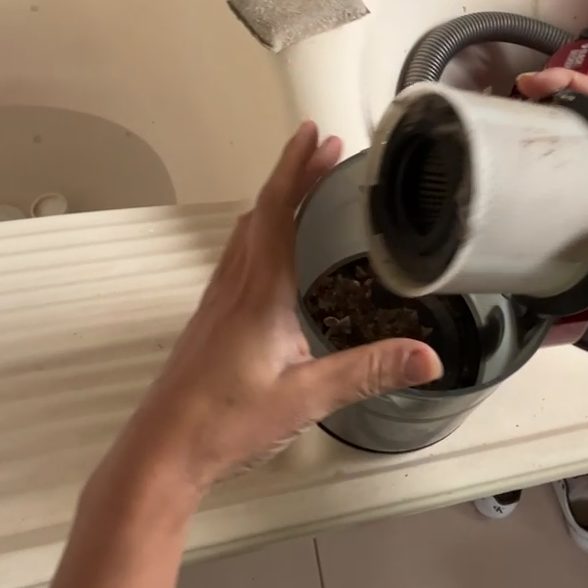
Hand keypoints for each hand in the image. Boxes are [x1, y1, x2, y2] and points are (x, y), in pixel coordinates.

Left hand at [111, 122, 443, 493]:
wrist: (159, 453)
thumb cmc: (223, 423)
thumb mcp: (307, 397)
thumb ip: (369, 371)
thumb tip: (427, 356)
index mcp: (260, 290)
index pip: (280, 210)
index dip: (298, 167)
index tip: (314, 134)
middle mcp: (236, 283)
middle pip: (265, 209)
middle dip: (295, 172)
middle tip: (322, 147)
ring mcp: (220, 298)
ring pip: (248, 228)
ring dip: (277, 196)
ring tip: (303, 182)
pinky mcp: (213, 316)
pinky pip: (239, 252)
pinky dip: (262, 226)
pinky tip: (271, 245)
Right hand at [515, 69, 587, 328]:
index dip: (569, 85)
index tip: (530, 84)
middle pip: (576, 129)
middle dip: (539, 115)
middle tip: (499, 123)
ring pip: (567, 164)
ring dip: (536, 154)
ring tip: (497, 159)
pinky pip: (564, 201)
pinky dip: (540, 196)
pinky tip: (520, 211)